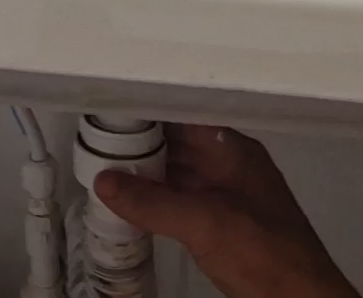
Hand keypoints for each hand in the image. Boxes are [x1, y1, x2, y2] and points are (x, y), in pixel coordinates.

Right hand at [93, 125, 359, 297]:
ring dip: (149, 170)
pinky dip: (160, 197)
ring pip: (181, 171)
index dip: (150, 110)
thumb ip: (153, 202)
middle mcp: (232, 165)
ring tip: (108, 165)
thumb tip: (103, 181)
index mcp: (234, 149)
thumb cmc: (262, 251)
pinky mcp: (226, 223)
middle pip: (180, 142)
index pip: (185, 115)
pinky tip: (134, 200)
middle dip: (143, 141)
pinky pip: (184, 198)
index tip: (113, 110)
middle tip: (100, 138)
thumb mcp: (203, 223)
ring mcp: (230, 194)